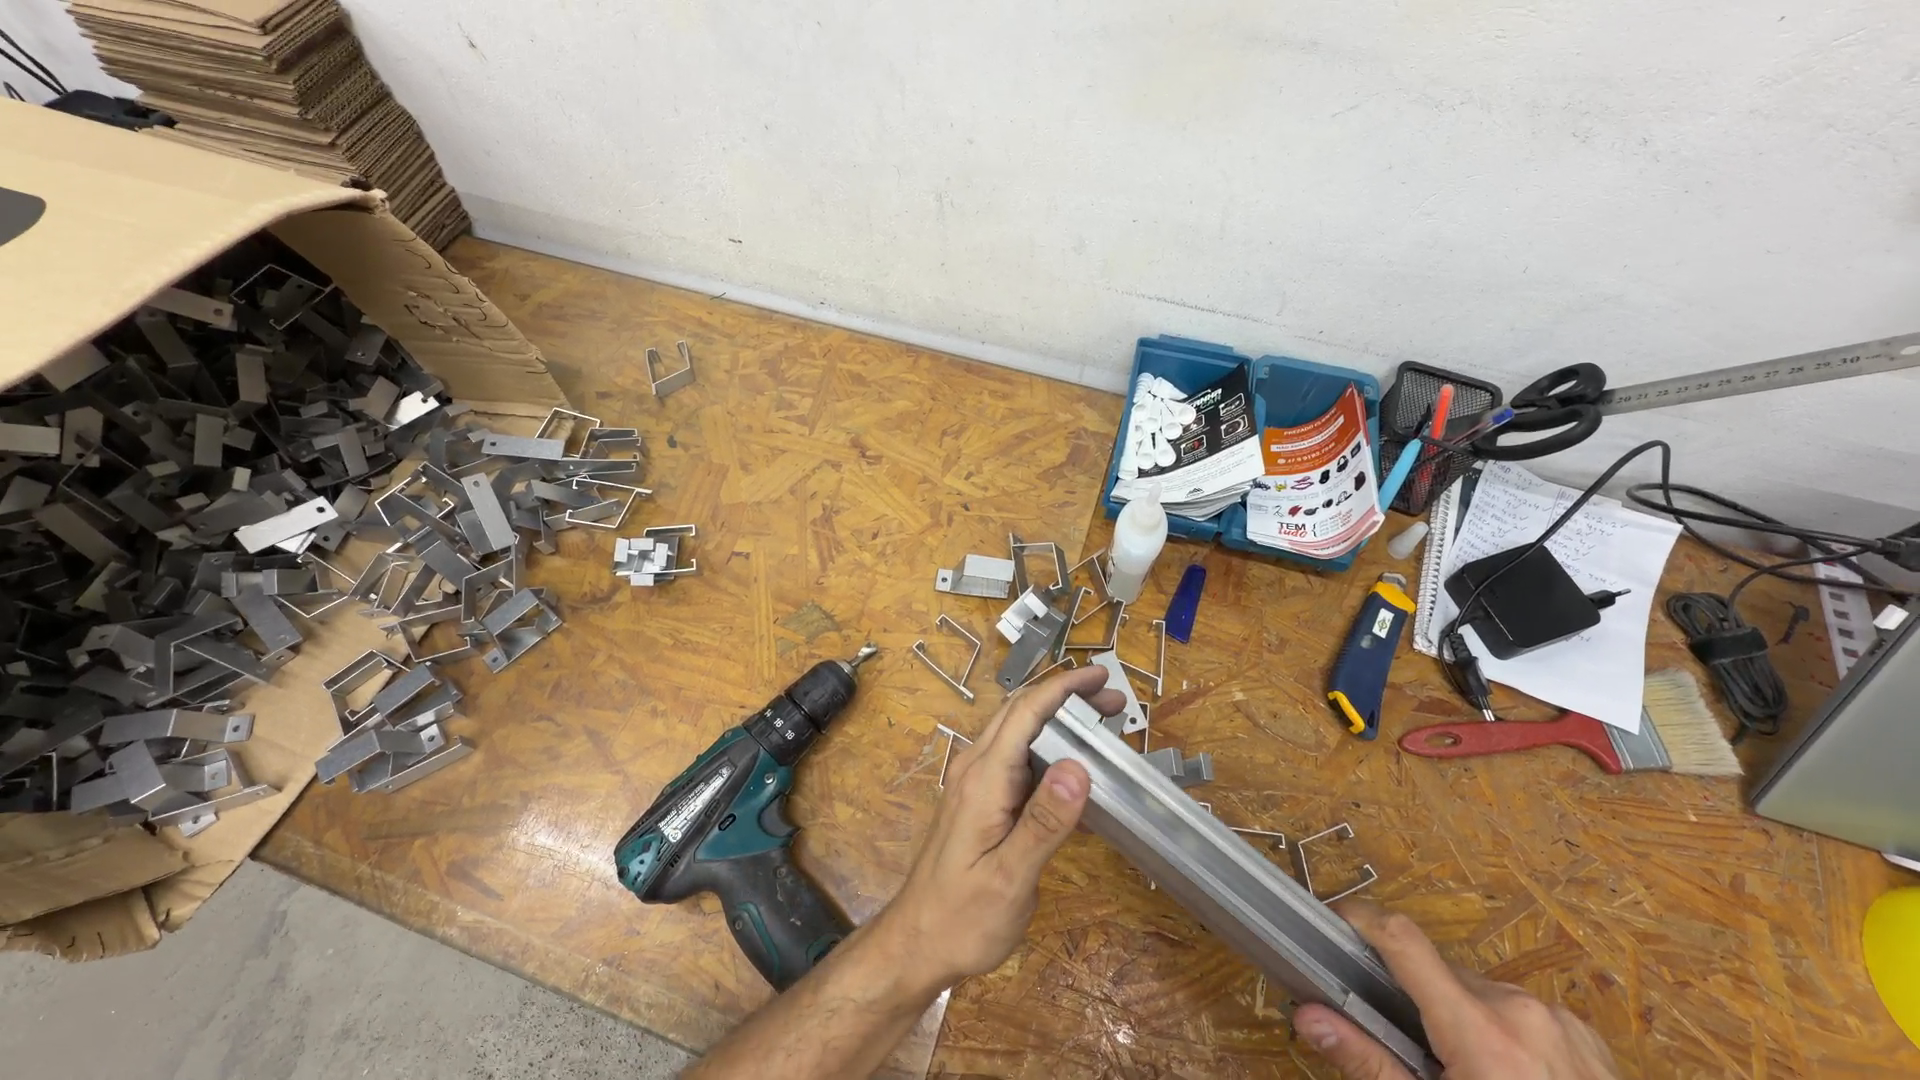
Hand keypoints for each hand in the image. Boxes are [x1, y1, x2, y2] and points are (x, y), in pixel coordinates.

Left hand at [872, 666, 1122, 993]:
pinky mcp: (980, 803)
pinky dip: (1050, 752)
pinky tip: (1076, 773)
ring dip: (1059, 722)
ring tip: (1104, 727)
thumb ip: (1044, 822)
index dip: (1063, 687)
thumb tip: (1079, 768)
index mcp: (983, 779)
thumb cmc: (962, 918)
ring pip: (1019, 734)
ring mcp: (976, 786)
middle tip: (1114, 700)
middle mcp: (976, 771)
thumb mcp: (1009, 877)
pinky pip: (1017, 762)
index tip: (1100, 675)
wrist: (917, 944)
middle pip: (1022, 714)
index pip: (1024, 713)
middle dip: (1067, 697)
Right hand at [1294, 900, 1619, 1078]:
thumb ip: (1369, 1063)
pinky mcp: (1589, 1037)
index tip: (1335, 921)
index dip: (1363, 919)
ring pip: (1483, 994)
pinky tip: (1510, 1079)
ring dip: (1462, 1018)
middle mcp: (1520, 1009)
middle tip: (1412, 1052)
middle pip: (1441, 974)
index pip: (1403, 939)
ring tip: (1468, 1076)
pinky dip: (1505, 1033)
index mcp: (1479, 1029)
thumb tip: (1308, 1016)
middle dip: (1418, 1001)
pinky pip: (1525, 1015)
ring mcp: (1561, 1021)